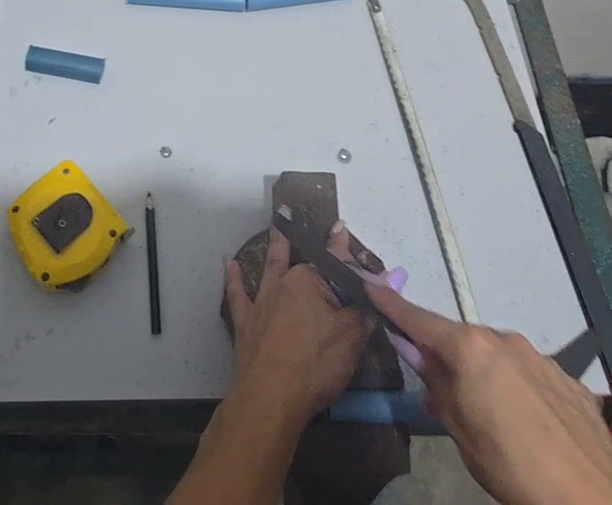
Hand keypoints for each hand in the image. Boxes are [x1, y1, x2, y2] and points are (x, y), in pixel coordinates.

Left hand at [222, 227, 372, 427]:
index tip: (342, 227)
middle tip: (294, 213)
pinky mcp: (245, 323)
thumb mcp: (352, 336)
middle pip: (300, 260)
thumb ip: (365, 306)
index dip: (343, 248)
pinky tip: (229, 262)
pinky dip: (233, 278)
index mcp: (311, 282)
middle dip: (303, 239)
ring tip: (276, 225)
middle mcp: (284, 284)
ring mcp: (261, 302)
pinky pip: (237, 294)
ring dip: (275, 247)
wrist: (270, 398)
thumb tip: (383, 278)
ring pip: (270, 267)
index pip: (334, 261)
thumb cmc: (315, 365)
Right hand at [368, 284, 611, 504]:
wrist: (583, 498)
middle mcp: (506, 341)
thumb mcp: (457, 426)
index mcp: (472, 347)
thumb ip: (435, 382)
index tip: (373, 286)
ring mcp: (542, 359)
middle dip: (450, 359)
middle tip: (443, 394)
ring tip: (493, 417)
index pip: (421, 321)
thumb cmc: (507, 463)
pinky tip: (528, 424)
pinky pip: (533, 377)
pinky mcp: (571, 382)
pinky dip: (521, 391)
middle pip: (465, 341)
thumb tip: (414, 350)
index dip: (393, 306)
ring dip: (488, 376)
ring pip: (501, 358)